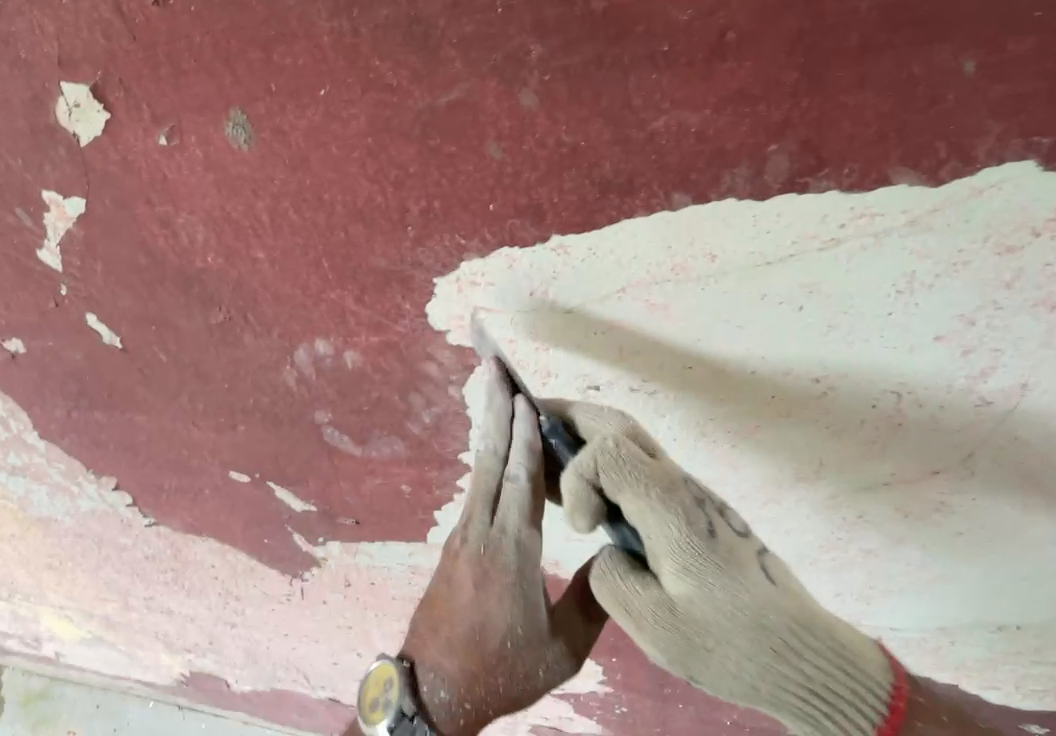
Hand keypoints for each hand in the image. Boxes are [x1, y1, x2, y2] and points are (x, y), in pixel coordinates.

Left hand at [394, 371, 607, 735]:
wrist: (438, 687)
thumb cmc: (503, 668)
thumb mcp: (561, 650)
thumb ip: (591, 603)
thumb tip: (617, 560)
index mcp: (510, 551)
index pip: (521, 481)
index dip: (526, 438)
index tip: (528, 398)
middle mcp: (482, 530)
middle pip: (492, 460)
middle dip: (497, 411)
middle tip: (495, 367)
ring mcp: (464, 533)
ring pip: (479, 468)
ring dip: (489, 425)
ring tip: (493, 388)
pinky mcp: (456, 540)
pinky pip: (475, 486)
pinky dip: (486, 455)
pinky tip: (492, 443)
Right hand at [544, 399, 901, 735]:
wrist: (806, 657)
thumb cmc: (734, 644)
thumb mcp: (657, 626)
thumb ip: (610, 576)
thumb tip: (606, 550)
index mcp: (669, 507)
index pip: (605, 451)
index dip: (576, 478)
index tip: (581, 527)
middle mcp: (679, 487)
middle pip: (617, 424)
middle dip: (567, 417)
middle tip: (526, 421)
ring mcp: (690, 496)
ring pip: (631, 442)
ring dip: (585, 438)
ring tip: (544, 452)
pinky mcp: (694, 513)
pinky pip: (641, 470)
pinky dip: (604, 466)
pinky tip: (584, 494)